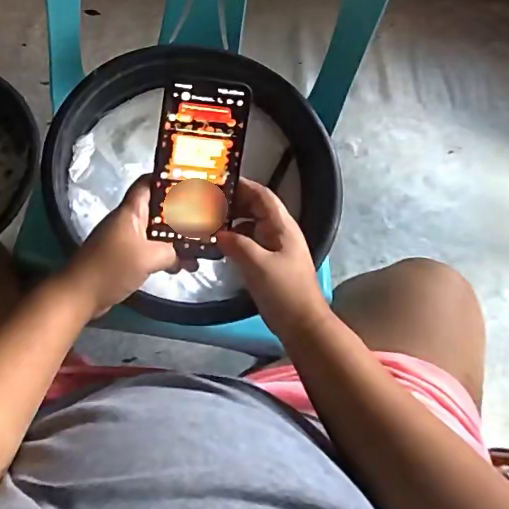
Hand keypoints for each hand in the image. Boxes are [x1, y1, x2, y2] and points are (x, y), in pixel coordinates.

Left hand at [65, 176, 187, 315]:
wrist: (80, 295)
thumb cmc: (112, 267)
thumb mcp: (148, 257)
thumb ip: (171, 251)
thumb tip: (184, 255)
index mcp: (130, 212)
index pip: (148, 184)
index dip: (167, 179)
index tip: (191, 184)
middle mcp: (128, 221)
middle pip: (157, 209)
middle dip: (180, 214)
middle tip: (204, 220)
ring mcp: (126, 240)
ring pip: (156, 232)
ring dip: (176, 240)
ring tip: (198, 250)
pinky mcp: (125, 258)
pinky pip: (151, 250)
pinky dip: (166, 256)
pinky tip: (182, 267)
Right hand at [217, 178, 325, 329]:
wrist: (304, 326)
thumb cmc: (285, 292)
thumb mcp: (257, 265)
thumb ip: (235, 243)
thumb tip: (217, 233)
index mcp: (282, 227)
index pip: (261, 195)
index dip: (241, 185)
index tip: (217, 182)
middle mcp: (279, 232)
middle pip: (254, 208)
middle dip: (231, 203)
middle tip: (205, 202)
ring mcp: (274, 248)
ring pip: (249, 225)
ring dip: (230, 222)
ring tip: (207, 221)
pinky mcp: (268, 263)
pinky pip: (248, 242)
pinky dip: (233, 239)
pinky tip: (217, 243)